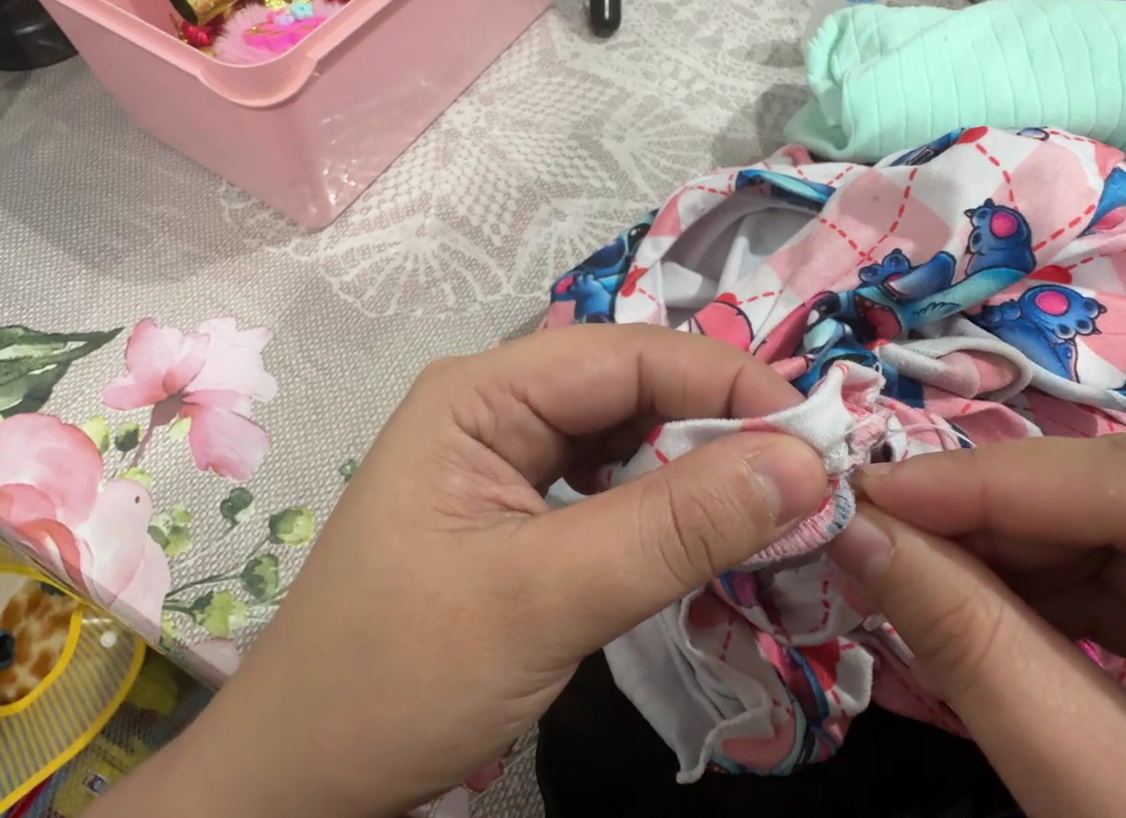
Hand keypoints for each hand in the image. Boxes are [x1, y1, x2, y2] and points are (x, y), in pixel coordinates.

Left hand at [91, 325, 827, 816]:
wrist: (305, 770)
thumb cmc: (400, 675)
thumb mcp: (545, 598)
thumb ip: (673, 527)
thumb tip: (801, 465)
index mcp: (480, 393)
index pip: (628, 356)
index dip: (728, 382)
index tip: (821, 439)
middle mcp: (492, 407)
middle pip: (629, 390)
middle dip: (719, 427)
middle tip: (811, 484)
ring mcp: (502, 459)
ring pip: (624, 438)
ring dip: (696, 469)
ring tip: (771, 510)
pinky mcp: (513, 511)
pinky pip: (605, 487)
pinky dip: (661, 507)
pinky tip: (700, 536)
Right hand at [826, 437, 1125, 816]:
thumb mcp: (1116, 806)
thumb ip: (979, 652)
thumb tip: (856, 533)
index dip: (998, 481)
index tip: (871, 492)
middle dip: (988, 515)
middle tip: (870, 528)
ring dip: (1003, 550)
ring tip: (903, 564)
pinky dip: (1041, 593)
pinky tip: (970, 600)